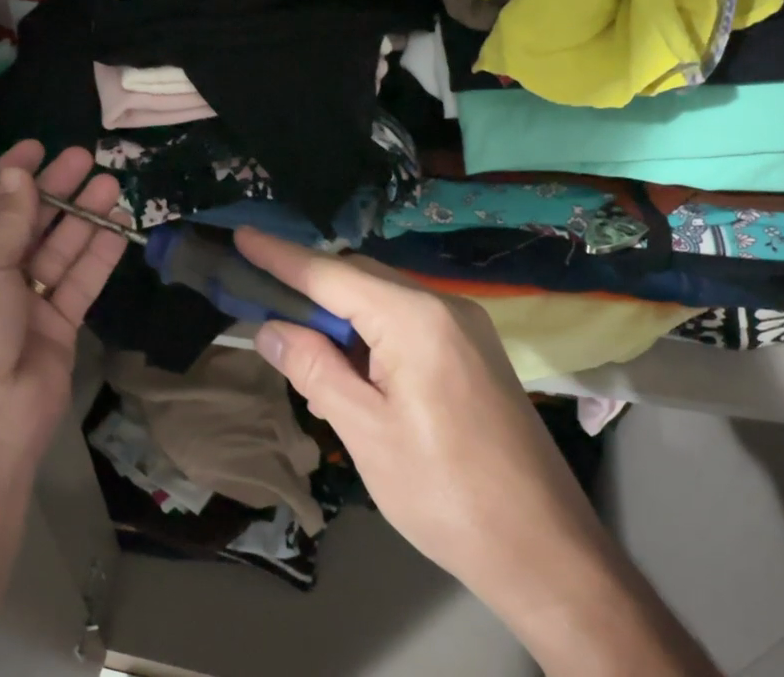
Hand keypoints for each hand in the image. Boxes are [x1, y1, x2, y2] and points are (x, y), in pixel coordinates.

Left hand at [0, 140, 127, 472]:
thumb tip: (17, 174)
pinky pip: (79, 282)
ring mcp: (25, 304)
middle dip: (54, 192)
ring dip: (82, 218)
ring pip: (58, 250)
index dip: (9, 177)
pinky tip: (118, 226)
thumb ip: (7, 222)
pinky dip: (97, 255)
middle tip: (85, 159)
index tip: (38, 148)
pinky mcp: (59, 325)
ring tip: (111, 184)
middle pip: (26, 225)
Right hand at [232, 228, 609, 609]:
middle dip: (309, 287)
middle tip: (259, 305)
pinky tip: (351, 368)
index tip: (240, 235)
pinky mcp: (476, 355)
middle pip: (361, 278)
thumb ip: (315, 369)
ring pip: (386, 301)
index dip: (281, 257)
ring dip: (340, 315)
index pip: (332, 274)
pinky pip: (410, 324)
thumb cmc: (444, 493)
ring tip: (300, 347)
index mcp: (416, 319)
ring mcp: (468, 330)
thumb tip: (271, 329)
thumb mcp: (365, 432)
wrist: (543, 548)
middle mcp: (446, 308)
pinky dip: (372, 334)